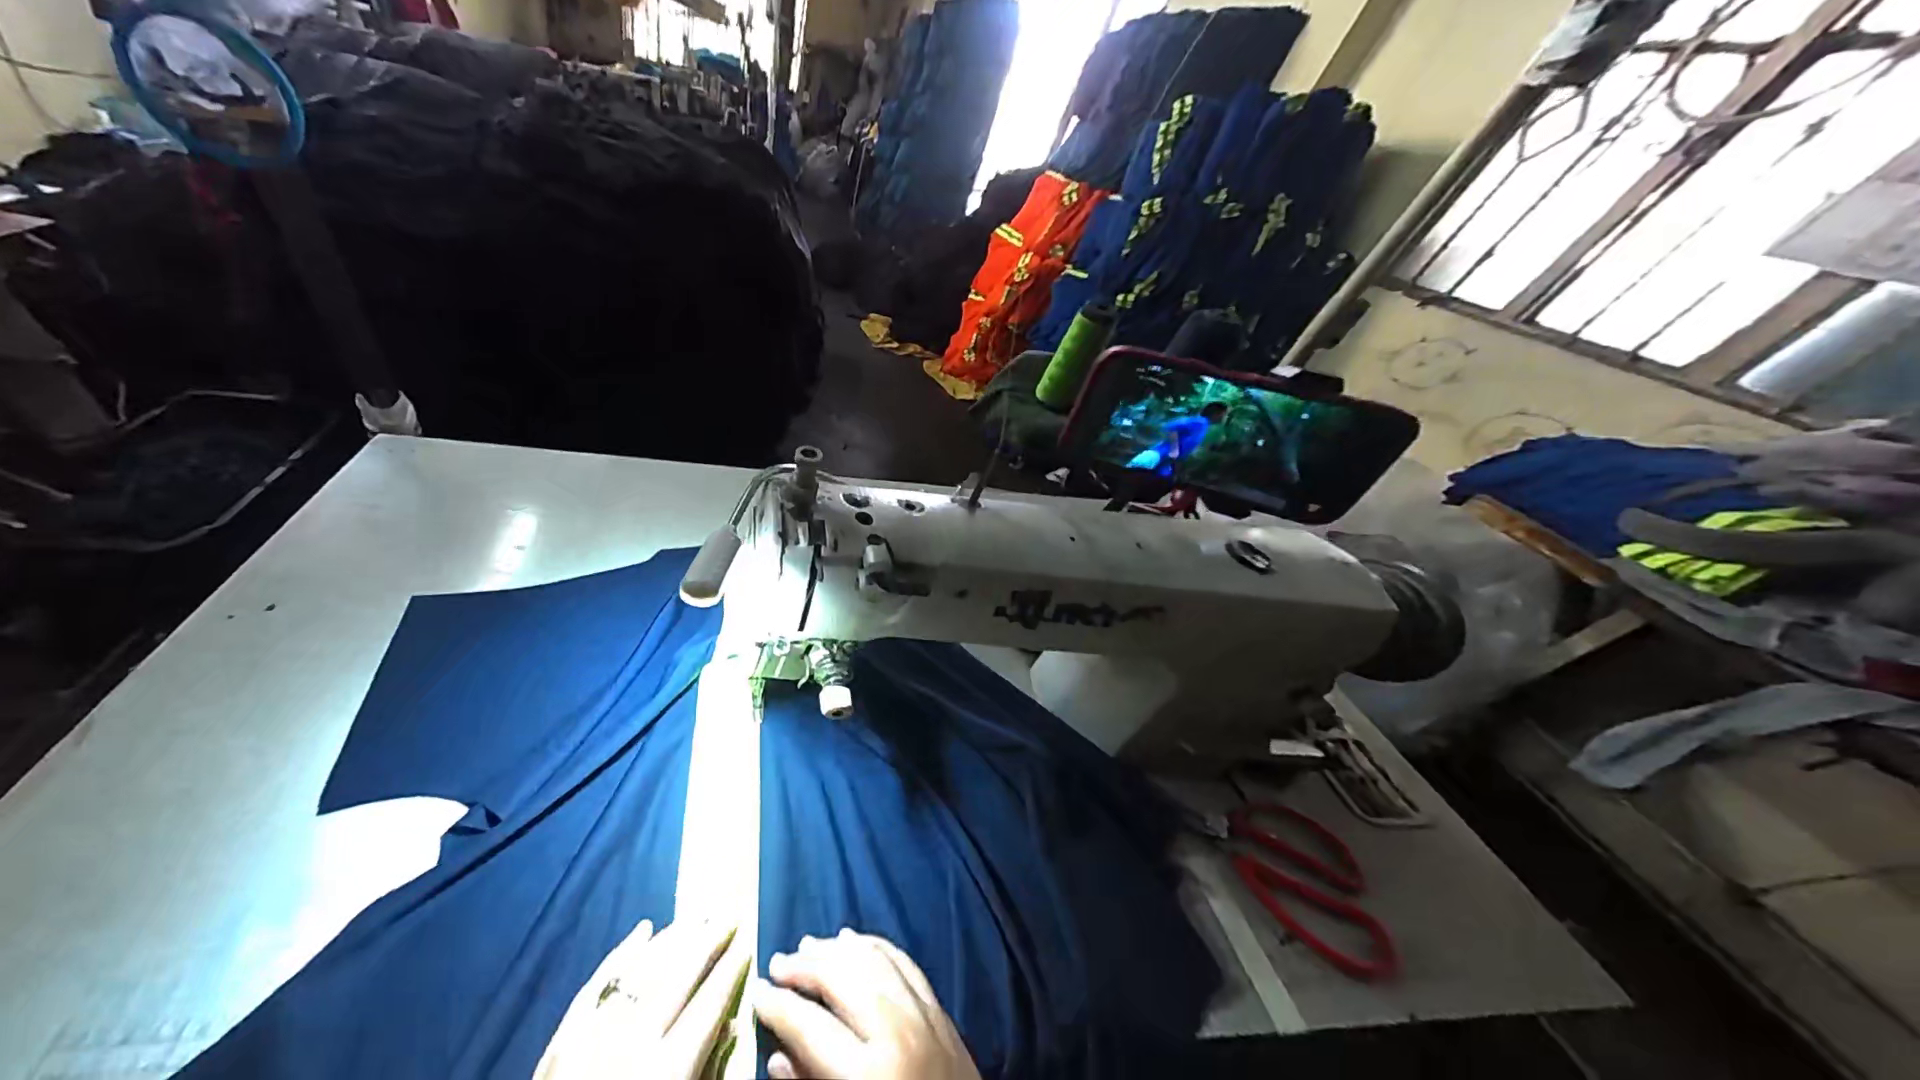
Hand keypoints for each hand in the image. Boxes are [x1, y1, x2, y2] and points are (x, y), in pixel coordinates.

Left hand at [534, 917, 749, 1079]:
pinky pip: (597, 985)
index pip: (709, 1005)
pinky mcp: (562, 1040)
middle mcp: (631, 1044)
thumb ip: (707, 1072)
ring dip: (672, 940)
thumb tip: (730, 1026)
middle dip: (707, 941)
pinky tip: (642, 931)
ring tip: (694, 917)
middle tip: (728, 914)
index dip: (730, 970)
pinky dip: (621, 956)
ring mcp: (592, 1037)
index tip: (746, 943)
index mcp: (666, 1070)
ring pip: (641, 971)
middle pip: (678, 977)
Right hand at [753, 929, 980, 1079]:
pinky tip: (854, 942)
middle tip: (777, 961)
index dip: (777, 1005)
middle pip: (844, 978)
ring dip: (838, 948)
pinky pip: (904, 962)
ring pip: (875, 960)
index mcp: (869, 1073)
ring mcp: (924, 1014)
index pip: (810, 1026)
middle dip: (806, 966)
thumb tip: (777, 1057)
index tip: (755, 991)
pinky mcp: (941, 1010)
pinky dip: (876, 947)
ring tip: (809, 945)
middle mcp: (898, 1032)